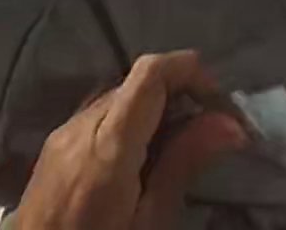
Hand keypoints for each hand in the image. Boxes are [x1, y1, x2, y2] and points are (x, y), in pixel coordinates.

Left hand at [15, 51, 248, 229]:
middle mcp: (83, 123)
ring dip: (155, 106)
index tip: (216, 102)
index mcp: (108, 143)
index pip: (151, 71)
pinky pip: (102, 112)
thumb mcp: (148, 223)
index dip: (188, 70)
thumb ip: (184, 164)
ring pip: (122, 94)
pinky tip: (141, 154)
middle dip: (179, 91)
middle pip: (139, 81)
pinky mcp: (55, 143)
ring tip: (178, 144)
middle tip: (209, 126)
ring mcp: (64, 130)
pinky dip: (131, 119)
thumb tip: (230, 123)